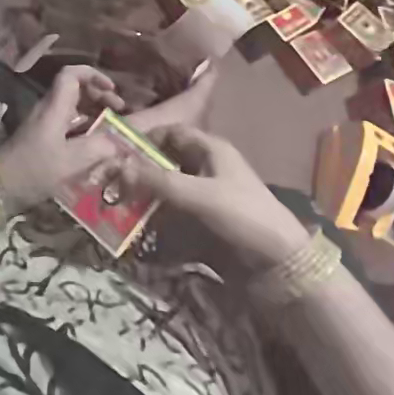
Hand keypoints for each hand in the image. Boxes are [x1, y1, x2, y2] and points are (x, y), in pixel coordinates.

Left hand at [0, 65, 124, 209]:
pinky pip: (68, 122)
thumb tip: (121, 140)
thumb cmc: (33, 170)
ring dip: (94, 111)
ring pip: (73, 106)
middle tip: (119, 111)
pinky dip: (85, 126)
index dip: (94, 75)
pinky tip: (97, 143)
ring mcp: (45, 122)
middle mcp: (49, 108)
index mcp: (54, 107)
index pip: (71, 74)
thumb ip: (99, 147)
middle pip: (75, 88)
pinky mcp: (43, 137)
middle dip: (99, 94)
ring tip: (113, 127)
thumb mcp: (70, 161)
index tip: (113, 90)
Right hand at [120, 124, 310, 266]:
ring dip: (147, 192)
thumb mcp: (198, 194)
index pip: (173, 132)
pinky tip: (140, 221)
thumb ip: (158, 181)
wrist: (279, 262)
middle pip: (168, 159)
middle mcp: (208, 166)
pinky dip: (158, 212)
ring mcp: (208, 193)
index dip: (147, 138)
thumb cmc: (242, 215)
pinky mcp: (207, 217)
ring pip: (170, 185)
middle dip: (142, 168)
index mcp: (211, 149)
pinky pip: (176, 208)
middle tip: (114, 179)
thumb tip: (119, 166)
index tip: (119, 151)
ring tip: (120, 202)